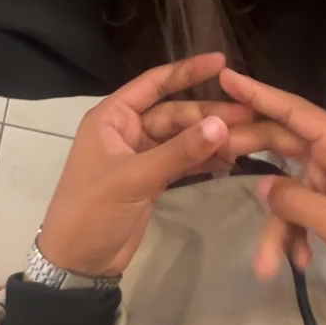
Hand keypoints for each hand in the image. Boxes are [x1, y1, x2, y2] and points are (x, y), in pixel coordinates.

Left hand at [36, 54, 292, 278]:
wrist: (78, 262)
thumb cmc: (93, 211)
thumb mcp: (134, 178)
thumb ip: (179, 152)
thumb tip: (222, 125)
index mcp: (112, 118)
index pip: (154, 84)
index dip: (187, 71)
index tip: (222, 62)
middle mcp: (127, 130)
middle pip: (175, 113)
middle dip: (208, 114)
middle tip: (247, 116)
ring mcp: (141, 156)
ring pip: (182, 138)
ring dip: (210, 138)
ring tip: (246, 137)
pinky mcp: (152, 179)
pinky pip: (183, 161)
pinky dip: (204, 160)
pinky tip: (230, 160)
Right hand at [218, 68, 325, 285]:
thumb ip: (297, 203)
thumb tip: (262, 187)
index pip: (293, 110)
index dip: (257, 93)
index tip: (225, 76)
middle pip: (280, 142)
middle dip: (247, 152)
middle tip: (209, 154)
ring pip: (288, 187)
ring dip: (277, 225)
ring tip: (265, 265)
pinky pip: (302, 209)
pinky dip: (296, 235)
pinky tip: (299, 262)